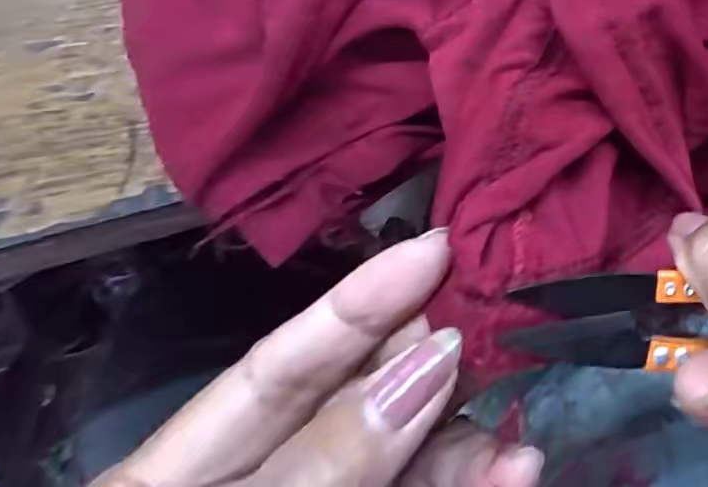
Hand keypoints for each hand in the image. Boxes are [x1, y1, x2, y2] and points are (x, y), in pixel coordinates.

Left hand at [93, 230, 543, 486]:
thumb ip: (322, 466)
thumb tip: (430, 358)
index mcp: (185, 480)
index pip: (275, 374)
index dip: (358, 303)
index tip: (439, 244)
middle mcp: (270, 482)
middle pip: (362, 402)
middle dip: (437, 360)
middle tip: (504, 324)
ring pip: (414, 453)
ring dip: (474, 436)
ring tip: (522, 432)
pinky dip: (478, 479)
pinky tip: (520, 468)